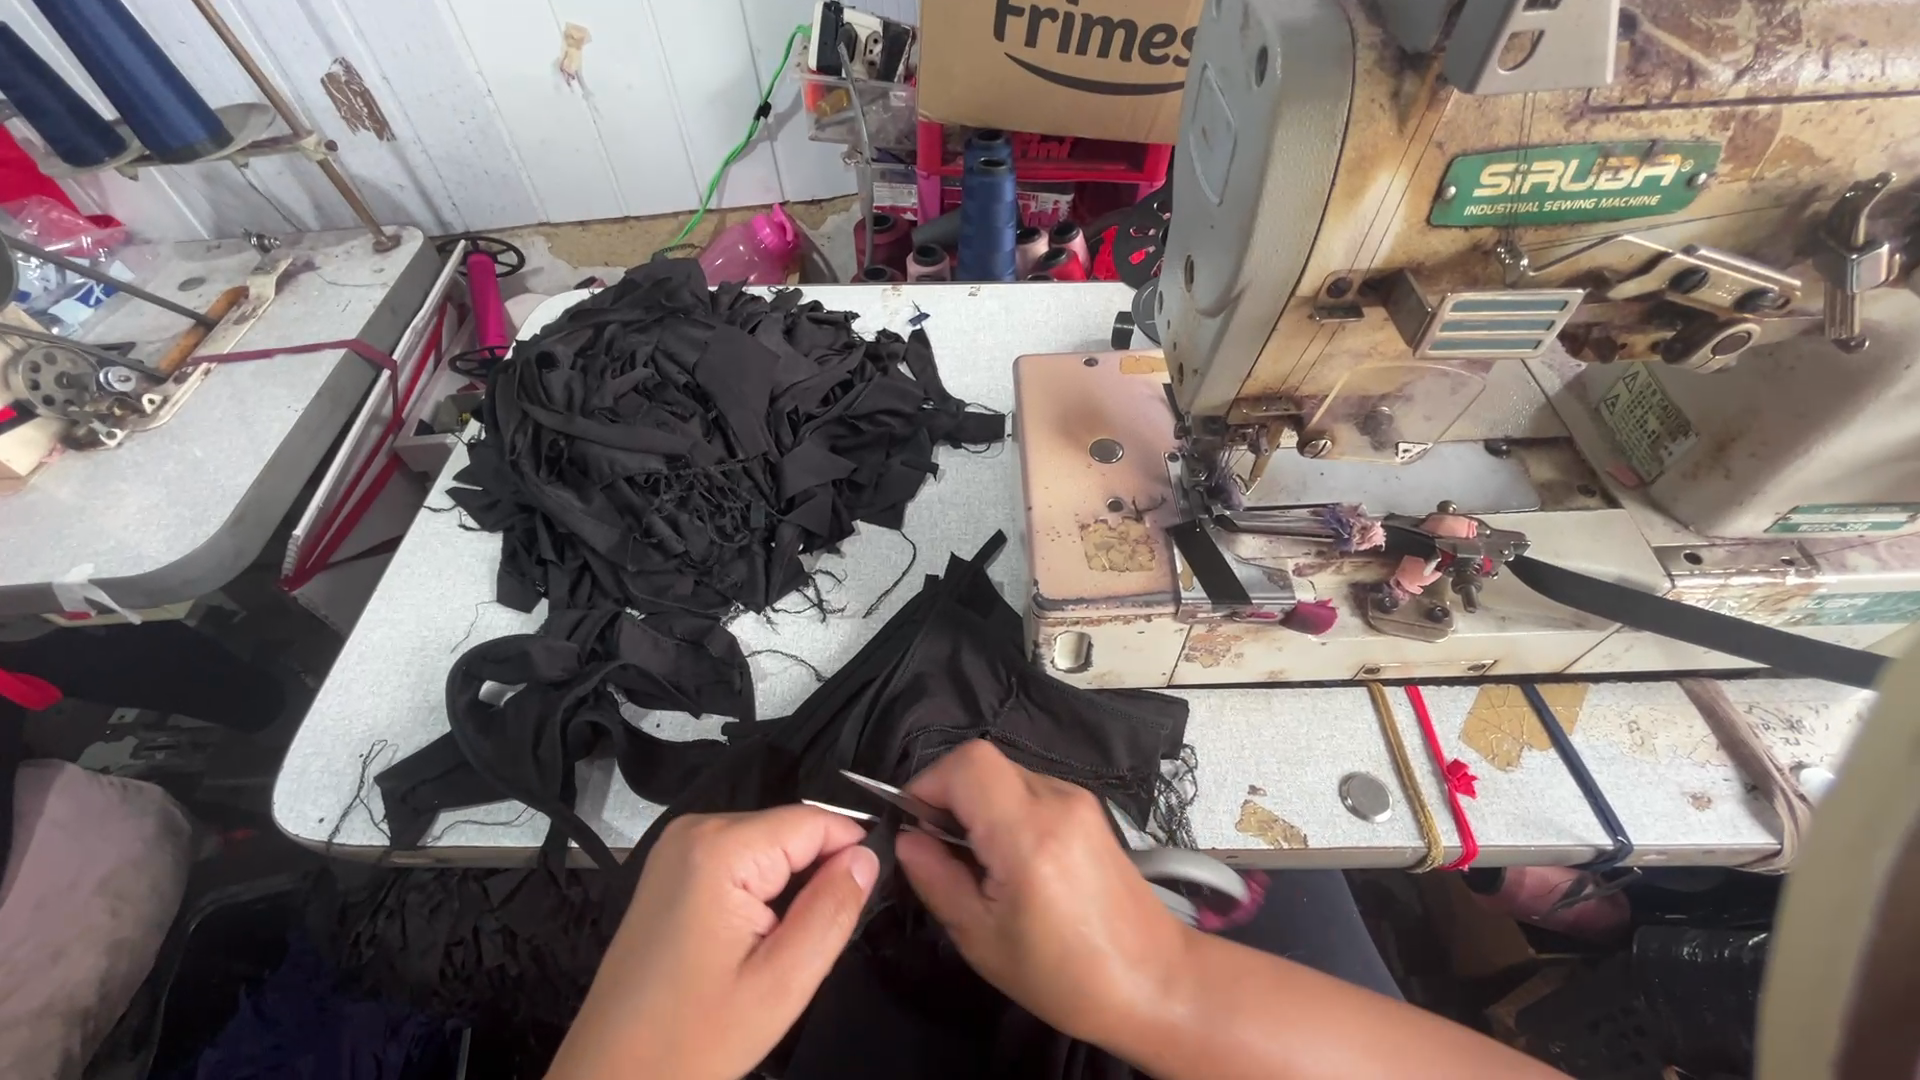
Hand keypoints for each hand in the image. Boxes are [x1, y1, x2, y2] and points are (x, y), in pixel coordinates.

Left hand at [548, 806, 879, 1079]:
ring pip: (769, 844)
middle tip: (809, 943)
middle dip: (815, 875)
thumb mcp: (781, 984)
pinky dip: (761, 889)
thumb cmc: (693, 1040)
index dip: (850, 855)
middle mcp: (696, 828)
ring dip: (789, 885)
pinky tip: (749, 938)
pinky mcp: (672, 867)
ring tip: (777, 945)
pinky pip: (740, 858)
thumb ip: (832, 910)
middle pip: (789, 831)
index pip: (814, 821)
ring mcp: (678, 846)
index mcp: (721, 848)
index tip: (859, 905)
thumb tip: (868, 855)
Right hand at [894, 740, 1194, 1047]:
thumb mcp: (981, 939)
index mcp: (1029, 833)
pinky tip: (1008, 856)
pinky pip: (1029, 788)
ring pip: (1004, 772)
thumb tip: (906, 839)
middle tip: (939, 845)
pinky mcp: (1088, 808)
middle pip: (983, 761)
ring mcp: (1077, 799)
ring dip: (976, 801)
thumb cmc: (1064, 975)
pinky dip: (1004, 808)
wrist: (1155, 980)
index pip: (966, 764)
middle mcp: (1056, 801)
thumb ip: (935, 878)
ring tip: (975, 858)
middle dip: (948, 793)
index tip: (913, 824)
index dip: (928, 783)